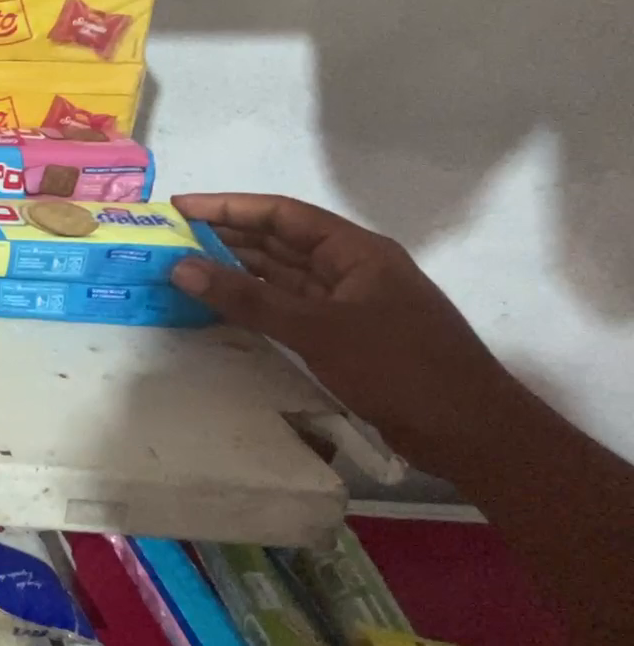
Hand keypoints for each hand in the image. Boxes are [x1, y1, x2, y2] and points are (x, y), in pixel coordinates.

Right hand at [169, 193, 518, 472]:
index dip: (227, 206)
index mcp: (356, 251)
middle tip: (168, 235)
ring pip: (279, 272)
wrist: (476, 439)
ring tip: (181, 263)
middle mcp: (350, 268)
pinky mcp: (343, 332)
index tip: (178, 207)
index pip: (281, 213)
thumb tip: (179, 266)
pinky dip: (251, 298)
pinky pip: (286, 302)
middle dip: (224, 234)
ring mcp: (348, 301)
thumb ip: (246, 297)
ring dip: (233, 266)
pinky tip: (218, 300)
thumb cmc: (401, 369)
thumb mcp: (316, 330)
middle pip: (278, 239)